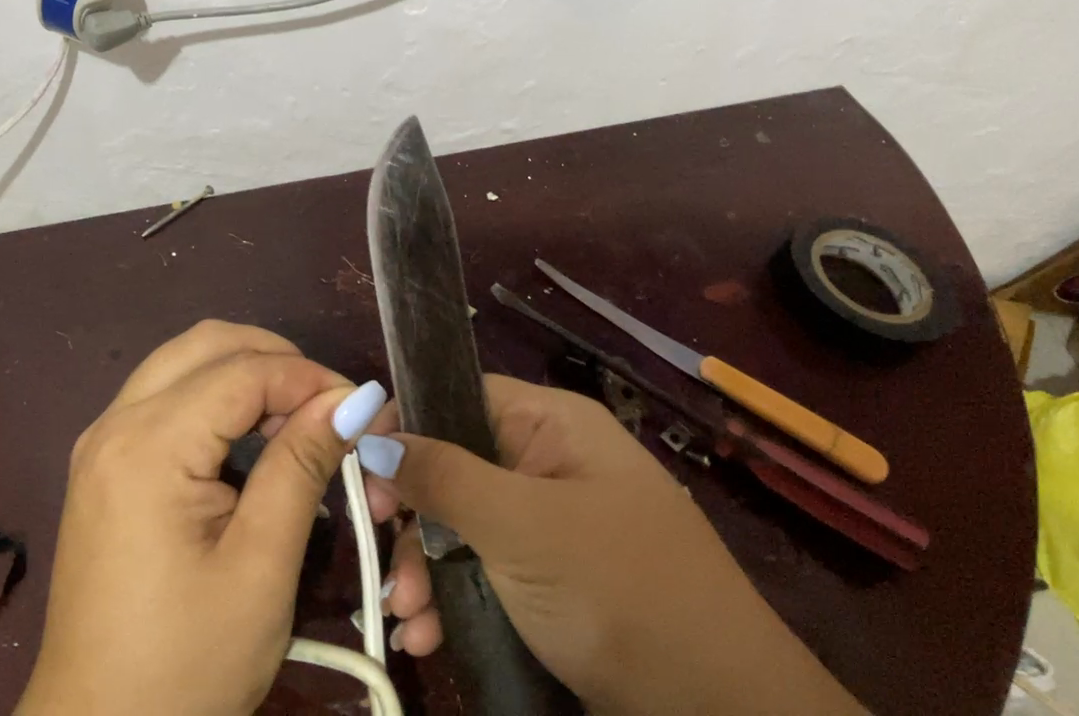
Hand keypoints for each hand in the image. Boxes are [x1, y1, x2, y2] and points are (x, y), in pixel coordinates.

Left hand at [16, 321, 389, 715]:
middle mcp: (114, 424)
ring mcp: (101, 443)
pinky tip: (250, 443)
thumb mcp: (261, 565)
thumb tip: (350, 400)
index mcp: (149, 445)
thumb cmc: (187, 661)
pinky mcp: (102, 466)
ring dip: (246, 376)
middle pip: (206, 345)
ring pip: (183, 364)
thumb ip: (302, 466)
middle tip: (329, 409)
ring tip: (297, 425)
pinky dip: (215, 401)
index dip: (311, 378)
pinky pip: (164, 400)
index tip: (364, 412)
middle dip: (276, 360)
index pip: (244, 370)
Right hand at [359, 374, 866, 715]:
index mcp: (552, 425)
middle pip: (455, 465)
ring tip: (405, 619)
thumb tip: (371, 434)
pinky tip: (428, 636)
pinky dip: (454, 597)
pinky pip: (487, 569)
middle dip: (412, 516)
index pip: (459, 394)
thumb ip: (442, 475)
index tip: (360, 468)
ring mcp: (553, 524)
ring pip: (465, 524)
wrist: (718, 708)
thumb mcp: (518, 526)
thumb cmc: (614, 589)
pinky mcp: (554, 579)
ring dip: (425, 567)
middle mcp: (550, 463)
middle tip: (378, 551)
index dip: (405, 423)